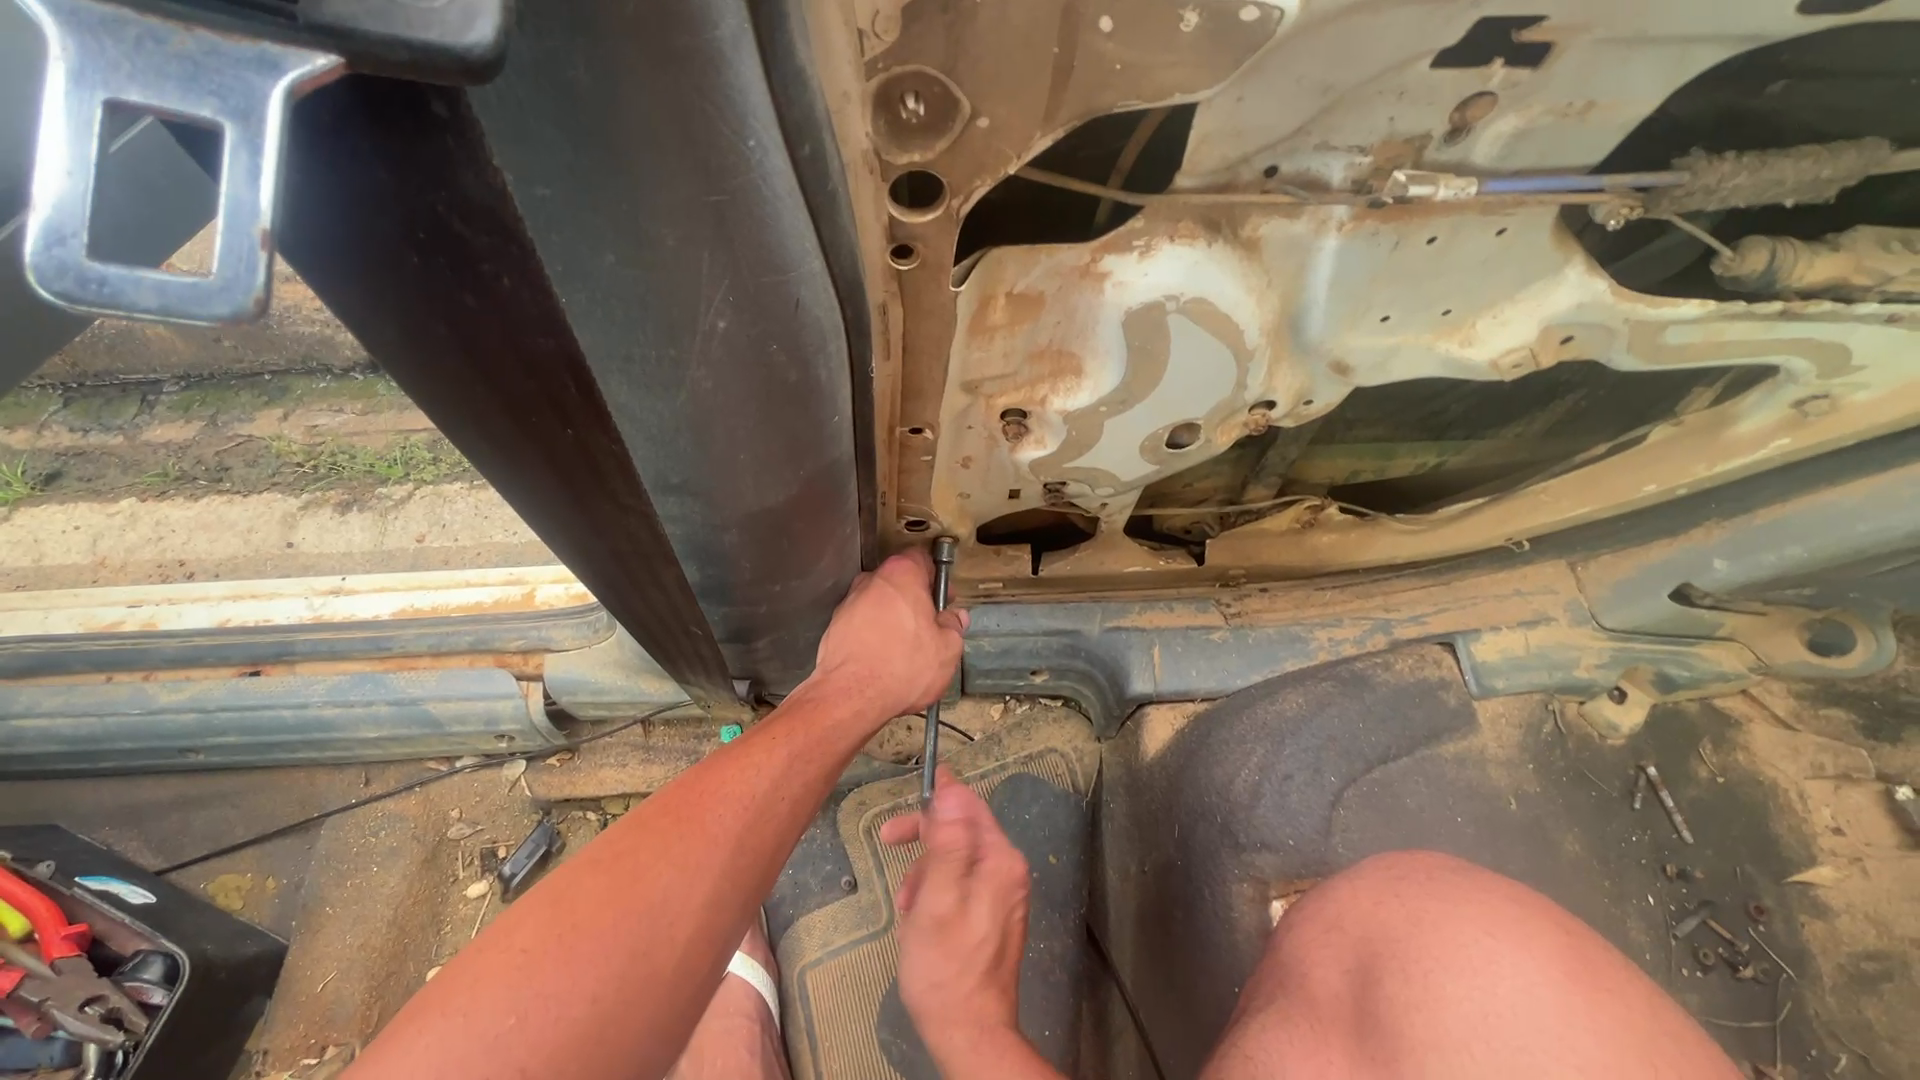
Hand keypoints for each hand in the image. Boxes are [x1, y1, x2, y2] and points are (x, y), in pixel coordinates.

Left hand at [807, 550, 967, 720]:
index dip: (936, 576)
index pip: (922, 558)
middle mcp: (871, 582)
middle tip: (930, 626)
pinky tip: (886, 660)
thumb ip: (953, 627)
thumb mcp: (947, 648)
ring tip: (907, 650)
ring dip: (893, 620)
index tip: (943, 595)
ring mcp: (849, 604)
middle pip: (899, 582)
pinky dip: (874, 637)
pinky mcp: (835, 628)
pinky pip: (862, 625)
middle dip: (914, 601)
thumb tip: (955, 620)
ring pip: (879, 605)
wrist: (852, 696)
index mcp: (902, 575)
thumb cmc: (900, 667)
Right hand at [880, 768, 1034, 1073]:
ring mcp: (1003, 894)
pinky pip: (959, 885)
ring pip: (956, 860)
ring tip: (907, 906)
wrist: (969, 1031)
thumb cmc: (946, 966)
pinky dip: (934, 894)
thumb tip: (950, 788)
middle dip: (924, 840)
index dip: (936, 796)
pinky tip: (919, 920)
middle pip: (962, 830)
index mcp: (1000, 860)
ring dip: (925, 873)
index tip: (908, 792)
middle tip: (889, 844)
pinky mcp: (992, 915)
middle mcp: (1008, 871)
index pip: (968, 806)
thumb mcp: (937, 897)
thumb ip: (946, 841)